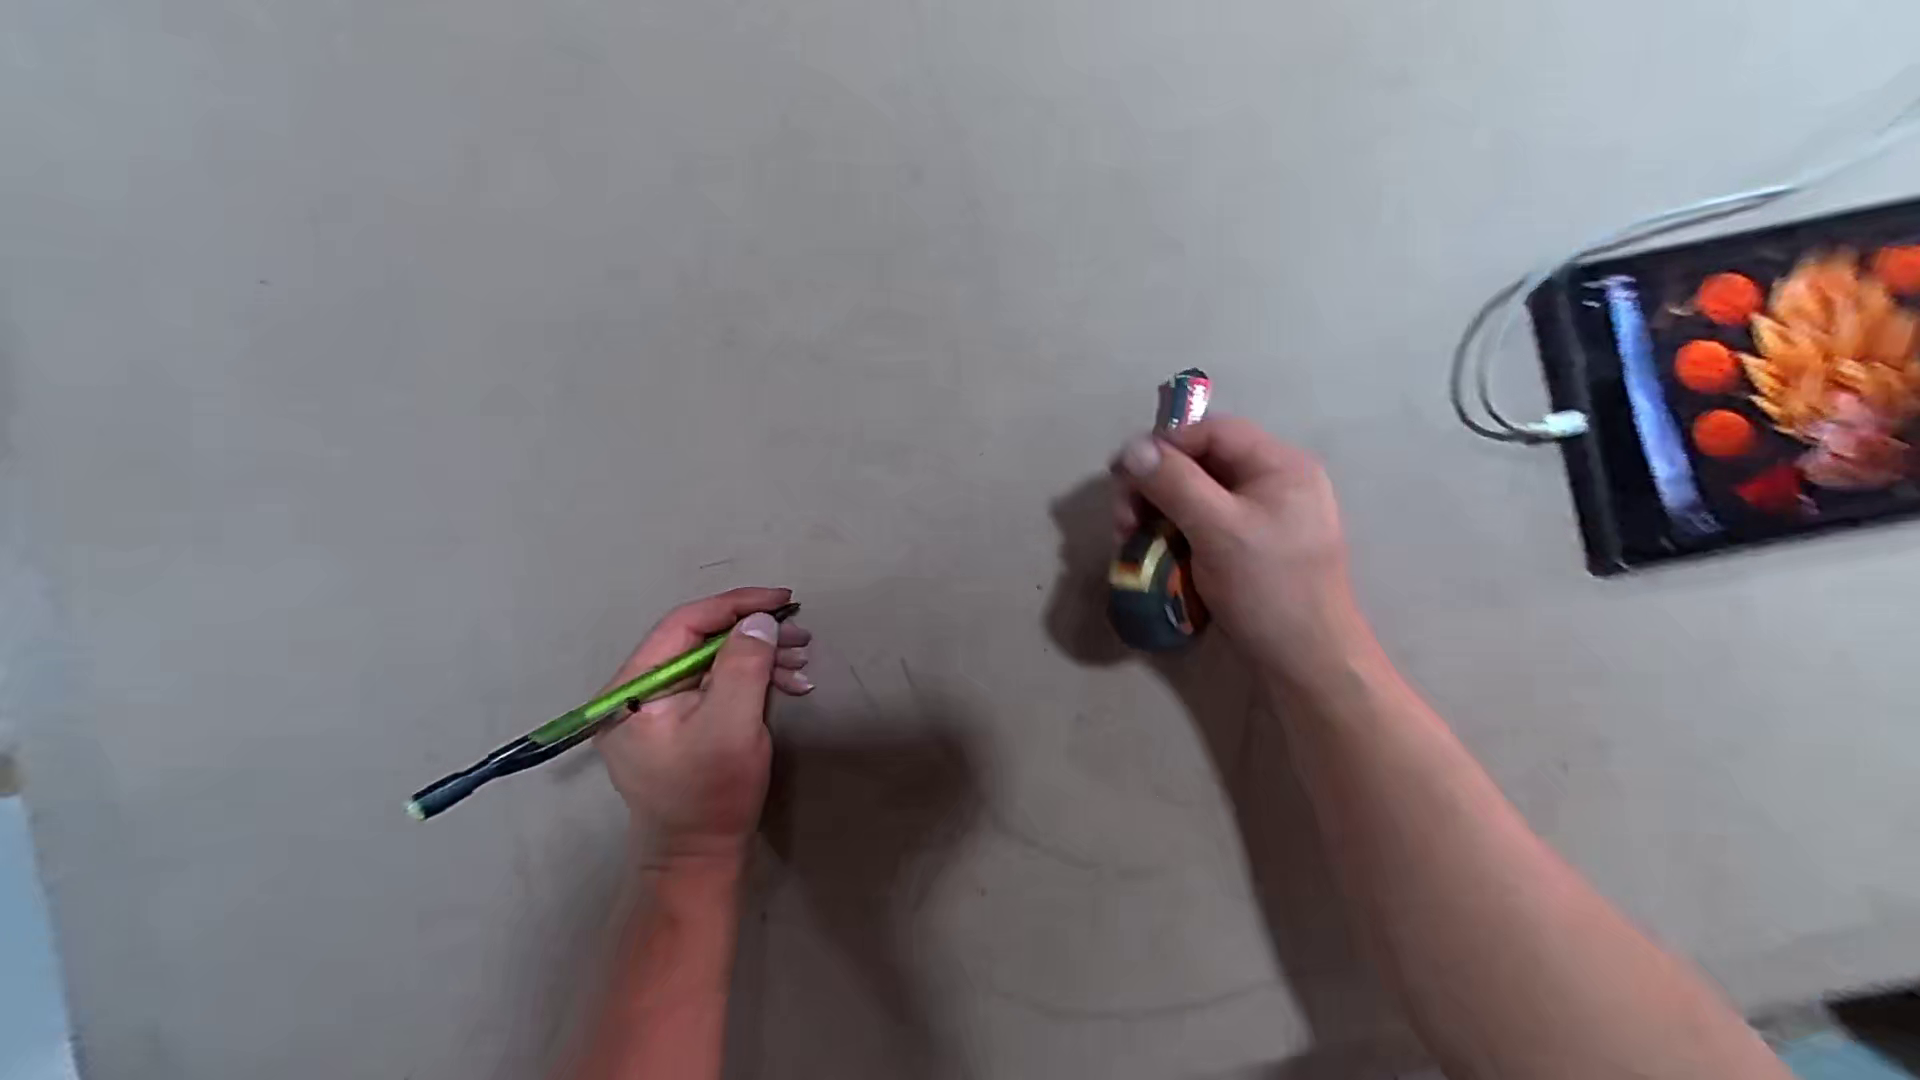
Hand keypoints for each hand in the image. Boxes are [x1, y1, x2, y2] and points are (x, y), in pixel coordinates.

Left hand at [594, 587, 812, 861]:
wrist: (699, 860)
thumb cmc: (710, 795)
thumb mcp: (732, 726)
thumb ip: (744, 666)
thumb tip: (761, 620)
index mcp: (635, 688)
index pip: (685, 624)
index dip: (736, 605)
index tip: (782, 600)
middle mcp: (642, 691)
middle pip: (702, 640)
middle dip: (755, 634)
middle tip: (801, 636)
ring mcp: (662, 708)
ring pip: (716, 661)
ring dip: (762, 657)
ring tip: (801, 661)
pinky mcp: (684, 722)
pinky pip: (720, 684)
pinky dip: (756, 681)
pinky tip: (789, 685)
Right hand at [1112, 416, 1369, 683]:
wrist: (1304, 661)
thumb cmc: (1268, 590)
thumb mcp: (1218, 530)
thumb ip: (1175, 484)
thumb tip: (1133, 448)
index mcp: (1279, 465)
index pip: (1211, 432)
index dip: (1163, 445)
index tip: (1122, 474)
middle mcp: (1270, 481)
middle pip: (1197, 461)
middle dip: (1153, 484)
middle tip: (1123, 518)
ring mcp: (1257, 514)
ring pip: (1192, 493)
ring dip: (1154, 510)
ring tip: (1130, 538)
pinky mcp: (1243, 543)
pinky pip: (1198, 521)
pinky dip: (1169, 530)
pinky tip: (1150, 549)